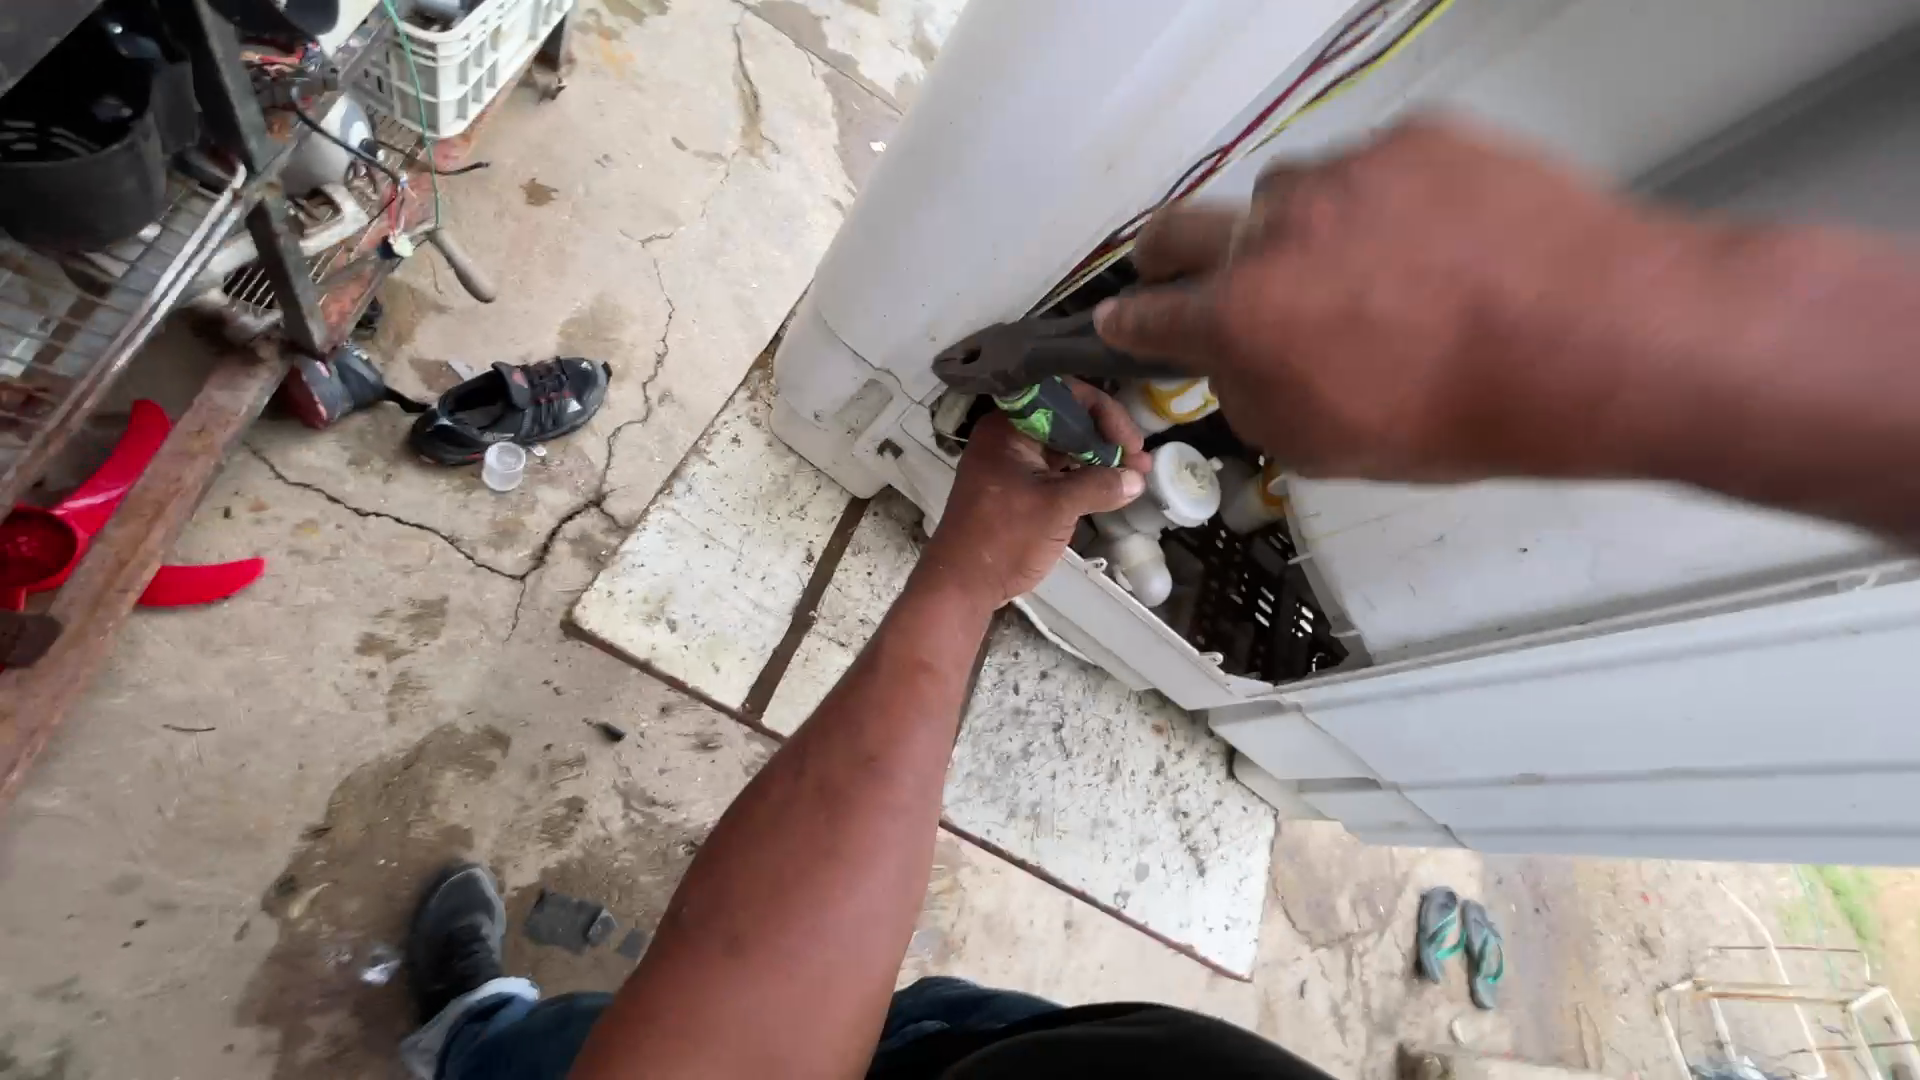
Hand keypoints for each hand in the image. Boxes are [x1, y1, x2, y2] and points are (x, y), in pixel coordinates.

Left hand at [919, 380, 1148, 610]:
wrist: (962, 584)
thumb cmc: (1003, 538)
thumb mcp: (1057, 507)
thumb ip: (1099, 485)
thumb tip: (1136, 478)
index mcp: (1008, 427)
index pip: (1065, 396)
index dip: (1104, 413)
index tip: (1131, 443)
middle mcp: (1008, 437)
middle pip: (1066, 420)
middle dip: (1106, 438)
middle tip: (1141, 462)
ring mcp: (1011, 464)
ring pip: (1064, 448)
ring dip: (1099, 459)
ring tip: (1134, 476)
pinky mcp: (1017, 489)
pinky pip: (1056, 472)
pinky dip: (1083, 478)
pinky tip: (1111, 489)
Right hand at [1094, 116, 1699, 480]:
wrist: (1596, 343)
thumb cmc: (1449, 412)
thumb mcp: (1315, 444)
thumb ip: (1245, 395)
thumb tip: (1229, 364)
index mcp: (1238, 319)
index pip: (1146, 318)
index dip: (1122, 325)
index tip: (1115, 321)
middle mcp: (1271, 235)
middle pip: (1176, 229)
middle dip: (1158, 255)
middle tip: (1168, 267)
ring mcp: (1342, 176)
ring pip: (1281, 201)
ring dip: (1290, 235)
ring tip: (1358, 273)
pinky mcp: (1413, 139)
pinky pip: (1364, 174)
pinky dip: (1373, 208)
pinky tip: (1424, 245)